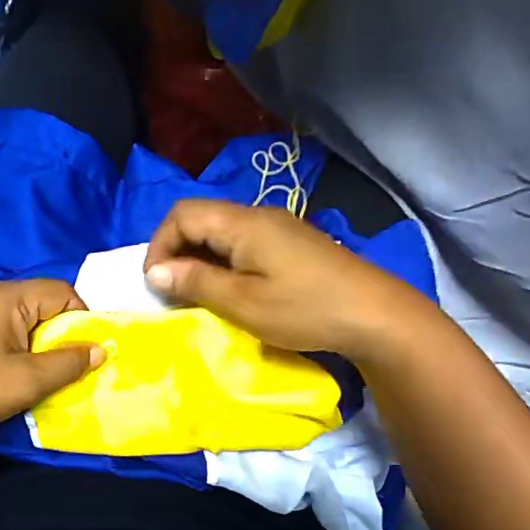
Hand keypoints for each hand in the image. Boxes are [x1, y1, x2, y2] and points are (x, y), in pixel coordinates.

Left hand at [0, 279, 104, 446]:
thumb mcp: (27, 381)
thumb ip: (69, 363)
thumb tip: (101, 349)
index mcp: (5, 295)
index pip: (62, 292)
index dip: (81, 321)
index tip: (83, 356)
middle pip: (41, 304)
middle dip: (58, 337)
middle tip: (60, 372)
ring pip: (21, 321)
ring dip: (36, 348)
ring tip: (35, 379)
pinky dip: (13, 351)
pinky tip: (8, 378)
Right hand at [142, 198, 442, 361]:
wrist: (375, 315)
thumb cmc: (304, 309)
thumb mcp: (242, 302)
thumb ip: (196, 282)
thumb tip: (155, 272)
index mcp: (243, 224)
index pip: (182, 214)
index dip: (159, 245)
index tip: (156, 283)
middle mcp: (257, 216)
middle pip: (199, 218)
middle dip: (174, 251)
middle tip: (171, 291)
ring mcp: (276, 228)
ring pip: (219, 232)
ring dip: (197, 259)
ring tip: (195, 295)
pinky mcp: (288, 244)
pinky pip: (239, 244)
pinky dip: (220, 263)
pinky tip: (227, 290)